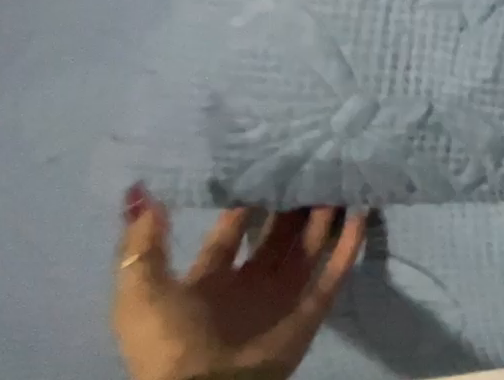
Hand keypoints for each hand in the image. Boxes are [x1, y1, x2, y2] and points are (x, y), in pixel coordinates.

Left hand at [113, 185, 366, 379]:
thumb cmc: (170, 338)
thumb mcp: (140, 290)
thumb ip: (144, 243)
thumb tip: (139, 190)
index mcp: (207, 282)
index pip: (231, 232)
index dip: (245, 202)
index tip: (266, 165)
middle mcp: (248, 283)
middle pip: (277, 234)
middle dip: (292, 203)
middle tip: (311, 165)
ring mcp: (284, 294)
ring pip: (310, 244)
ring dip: (325, 215)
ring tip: (341, 178)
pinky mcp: (314, 304)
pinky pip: (337, 266)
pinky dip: (351, 240)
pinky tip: (363, 210)